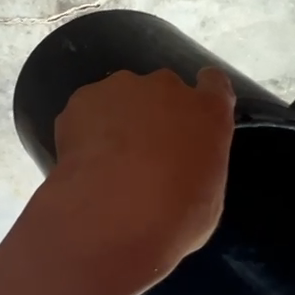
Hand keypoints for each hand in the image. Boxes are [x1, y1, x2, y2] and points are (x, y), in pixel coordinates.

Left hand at [0, 68, 234, 294]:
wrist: (115, 209)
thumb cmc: (177, 211)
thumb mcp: (207, 189)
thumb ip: (194, 158)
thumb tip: (176, 158)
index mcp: (206, 111)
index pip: (213, 83)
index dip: (203, 93)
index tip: (194, 109)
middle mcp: (164, 87)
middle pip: (162, 88)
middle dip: (155, 109)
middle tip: (146, 146)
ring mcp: (118, 88)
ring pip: (121, 95)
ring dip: (119, 115)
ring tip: (109, 155)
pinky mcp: (81, 98)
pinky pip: (89, 108)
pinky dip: (87, 125)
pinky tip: (85, 156)